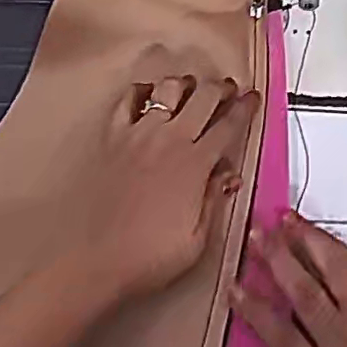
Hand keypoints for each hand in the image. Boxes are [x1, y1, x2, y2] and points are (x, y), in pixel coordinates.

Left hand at [65, 75, 259, 301]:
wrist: (94, 262)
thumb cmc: (149, 257)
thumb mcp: (197, 240)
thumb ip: (215, 199)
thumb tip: (230, 172)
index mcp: (196, 164)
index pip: (229, 125)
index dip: (245, 107)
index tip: (252, 97)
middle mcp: (171, 139)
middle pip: (204, 97)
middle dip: (221, 88)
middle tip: (227, 88)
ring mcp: (140, 133)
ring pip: (169, 89)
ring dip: (185, 84)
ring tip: (191, 87)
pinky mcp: (113, 136)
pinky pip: (128, 99)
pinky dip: (142, 91)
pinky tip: (148, 93)